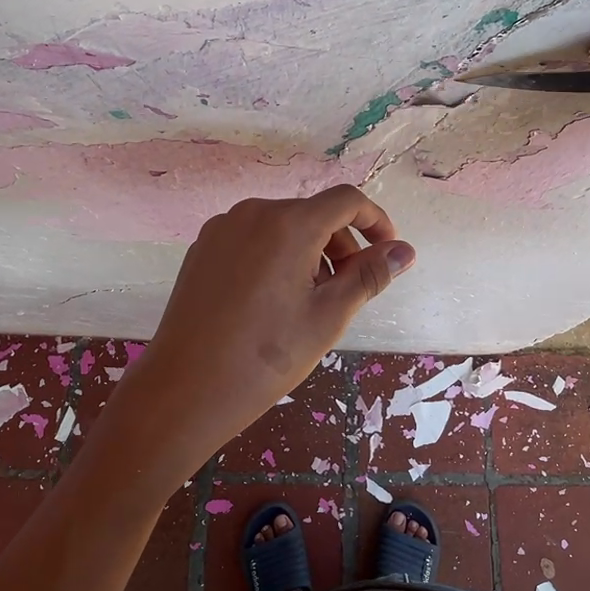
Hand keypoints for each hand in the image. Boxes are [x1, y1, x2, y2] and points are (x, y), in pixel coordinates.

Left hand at [123, 185, 414, 459]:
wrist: (184, 390)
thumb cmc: (266, 356)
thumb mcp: (328, 316)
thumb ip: (369, 276)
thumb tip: (405, 251)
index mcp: (289, 223)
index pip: (347, 201)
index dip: (376, 222)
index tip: (387, 256)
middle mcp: (254, 212)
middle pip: (314, 213)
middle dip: (341, 245)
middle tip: (348, 292)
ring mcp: (222, 228)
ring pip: (282, 227)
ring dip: (310, 252)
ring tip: (310, 302)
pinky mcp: (203, 248)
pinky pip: (253, 239)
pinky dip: (277, 256)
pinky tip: (273, 302)